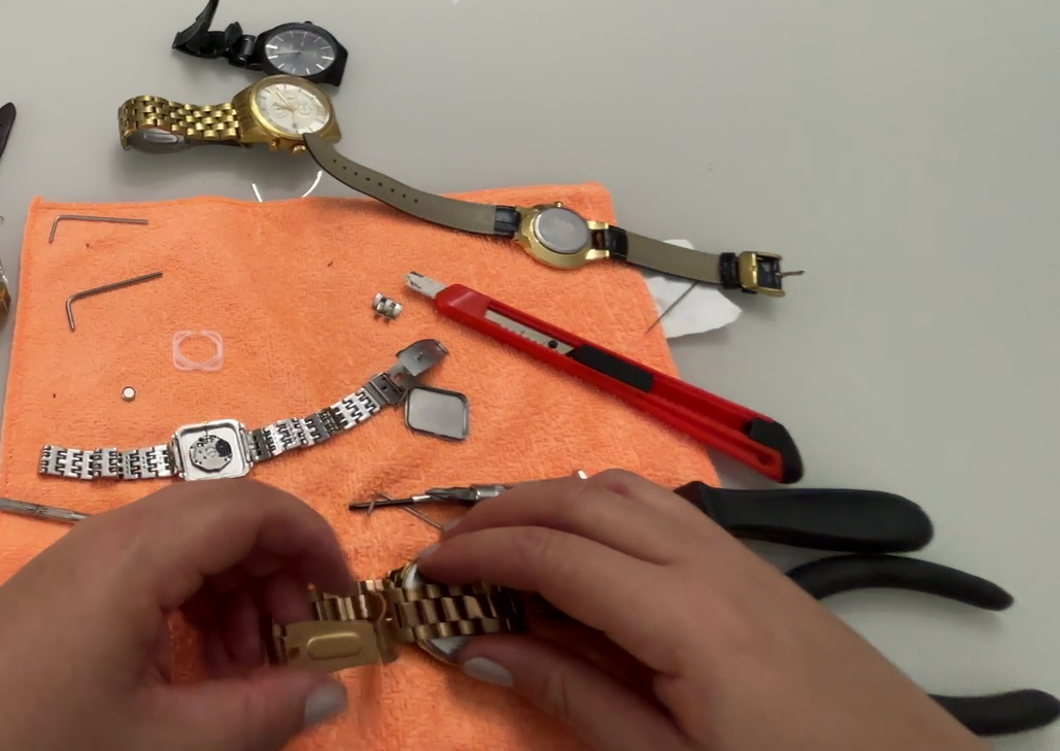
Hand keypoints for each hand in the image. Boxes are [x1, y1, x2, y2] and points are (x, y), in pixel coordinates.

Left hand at [0, 480, 354, 750]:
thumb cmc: (43, 744)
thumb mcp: (163, 743)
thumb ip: (258, 716)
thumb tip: (330, 690)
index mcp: (141, 550)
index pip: (250, 504)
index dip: (311, 541)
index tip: (345, 602)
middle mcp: (115, 533)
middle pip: (221, 517)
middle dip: (275, 574)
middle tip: (292, 653)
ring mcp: (86, 553)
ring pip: (188, 545)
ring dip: (232, 597)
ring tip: (242, 677)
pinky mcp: (69, 582)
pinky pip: (151, 570)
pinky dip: (190, 608)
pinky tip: (193, 673)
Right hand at [418, 470, 983, 750]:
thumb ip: (570, 696)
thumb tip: (475, 647)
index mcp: (687, 620)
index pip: (551, 554)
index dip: (477, 553)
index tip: (427, 569)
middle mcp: (708, 565)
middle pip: (576, 500)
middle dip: (498, 512)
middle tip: (448, 545)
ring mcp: (737, 558)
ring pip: (616, 487)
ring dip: (547, 498)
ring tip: (505, 534)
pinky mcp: (756, 567)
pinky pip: (658, 505)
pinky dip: (597, 503)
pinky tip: (584, 544)